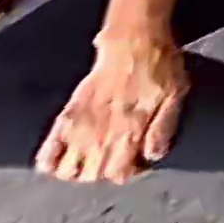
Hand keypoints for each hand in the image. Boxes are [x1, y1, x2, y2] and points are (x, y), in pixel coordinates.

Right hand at [36, 34, 188, 183]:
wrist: (134, 47)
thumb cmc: (162, 68)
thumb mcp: (178, 93)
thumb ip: (165, 126)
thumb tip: (156, 155)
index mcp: (128, 131)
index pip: (118, 172)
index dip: (130, 174)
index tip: (141, 165)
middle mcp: (98, 136)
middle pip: (92, 175)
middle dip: (108, 173)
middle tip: (124, 159)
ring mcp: (77, 130)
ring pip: (66, 172)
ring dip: (81, 171)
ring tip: (100, 159)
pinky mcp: (63, 121)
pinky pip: (45, 156)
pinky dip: (52, 164)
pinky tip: (70, 158)